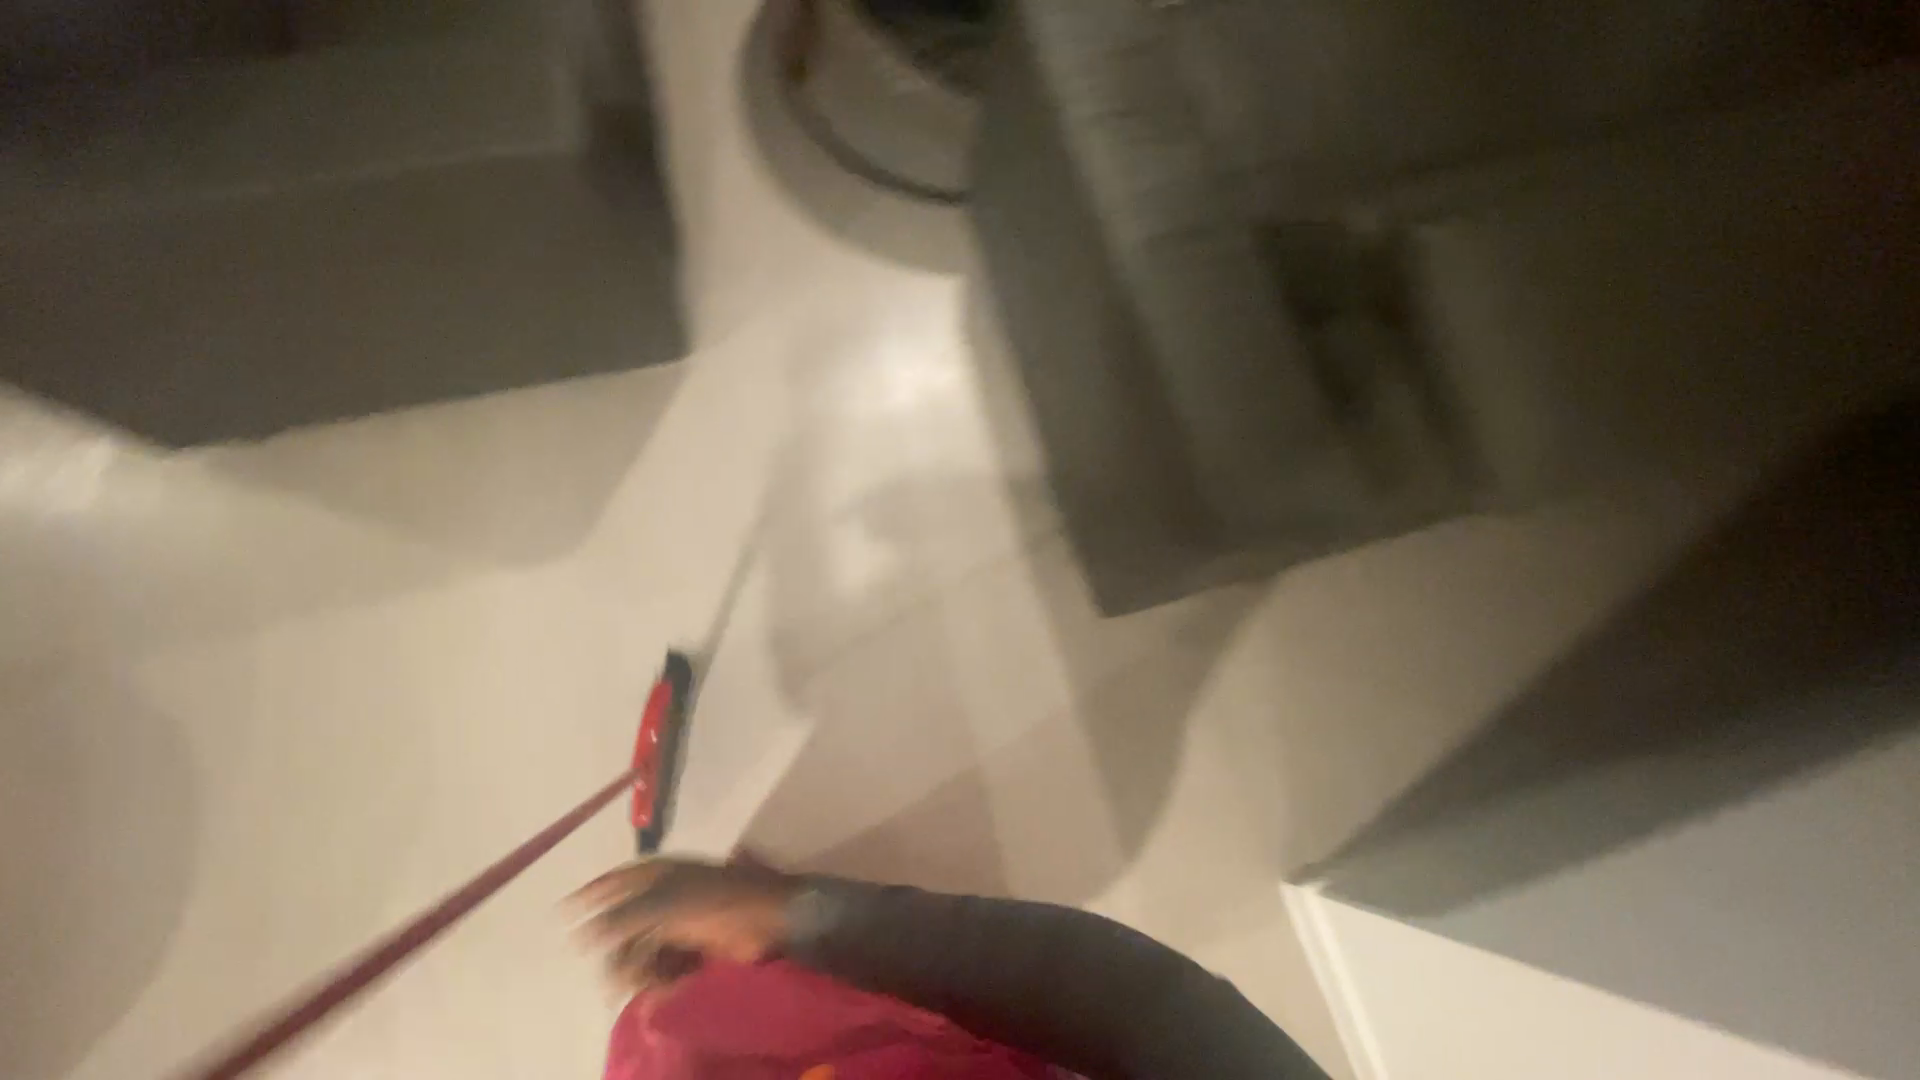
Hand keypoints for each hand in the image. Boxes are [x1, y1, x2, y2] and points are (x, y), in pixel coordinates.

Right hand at [567, 856, 800, 997]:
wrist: (773, 921)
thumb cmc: (723, 900)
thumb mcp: (671, 901)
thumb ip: (625, 915)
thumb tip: (584, 934)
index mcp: (662, 875)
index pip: (618, 880)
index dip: (592, 893)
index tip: (565, 913)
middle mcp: (666, 898)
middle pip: (623, 930)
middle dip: (621, 955)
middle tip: (625, 977)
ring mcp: (680, 926)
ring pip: (639, 954)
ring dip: (641, 972)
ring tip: (658, 981)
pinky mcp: (693, 951)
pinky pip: (661, 970)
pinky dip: (662, 980)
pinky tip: (672, 985)